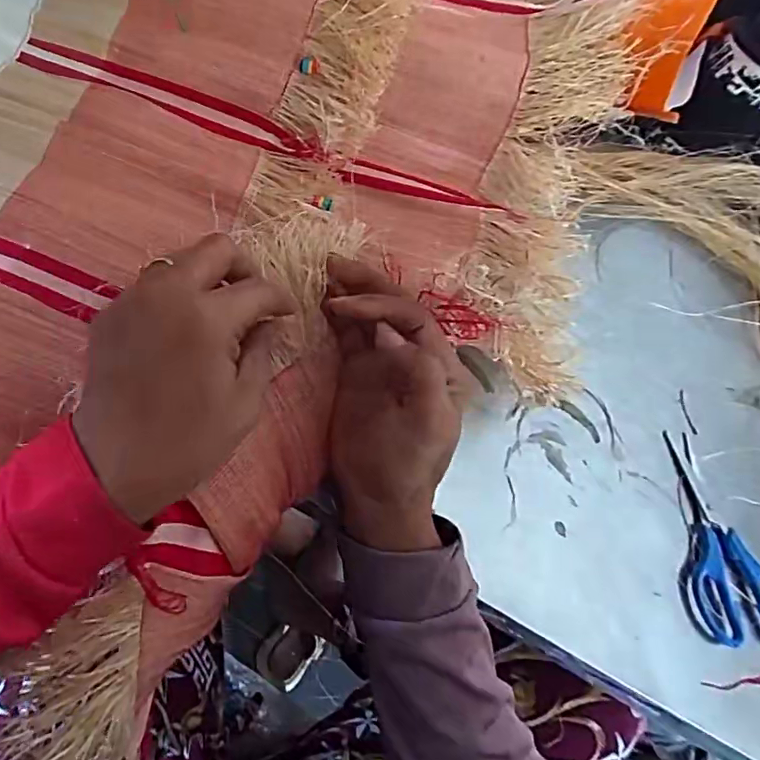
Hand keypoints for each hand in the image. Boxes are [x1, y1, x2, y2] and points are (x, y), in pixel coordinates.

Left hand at [73, 234, 296, 523]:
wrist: (113, 460)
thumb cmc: (187, 441)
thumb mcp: (243, 403)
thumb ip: (262, 350)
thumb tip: (270, 321)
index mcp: (206, 316)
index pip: (257, 287)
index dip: (279, 299)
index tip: (284, 313)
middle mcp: (166, 292)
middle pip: (215, 248)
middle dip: (242, 267)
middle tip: (251, 298)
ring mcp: (132, 297)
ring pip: (177, 261)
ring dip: (202, 277)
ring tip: (214, 312)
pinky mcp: (109, 311)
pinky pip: (147, 287)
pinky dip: (170, 296)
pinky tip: (176, 330)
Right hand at [323, 257, 469, 551]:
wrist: (378, 496)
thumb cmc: (406, 464)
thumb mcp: (425, 425)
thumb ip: (418, 375)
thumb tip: (389, 333)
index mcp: (438, 366)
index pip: (412, 318)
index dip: (381, 305)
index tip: (344, 306)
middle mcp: (411, 356)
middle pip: (393, 306)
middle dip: (367, 283)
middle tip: (333, 263)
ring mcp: (382, 362)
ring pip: (369, 316)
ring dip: (350, 292)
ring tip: (324, 271)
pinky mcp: (357, 371)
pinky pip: (348, 334)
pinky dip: (335, 314)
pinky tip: (321, 299)